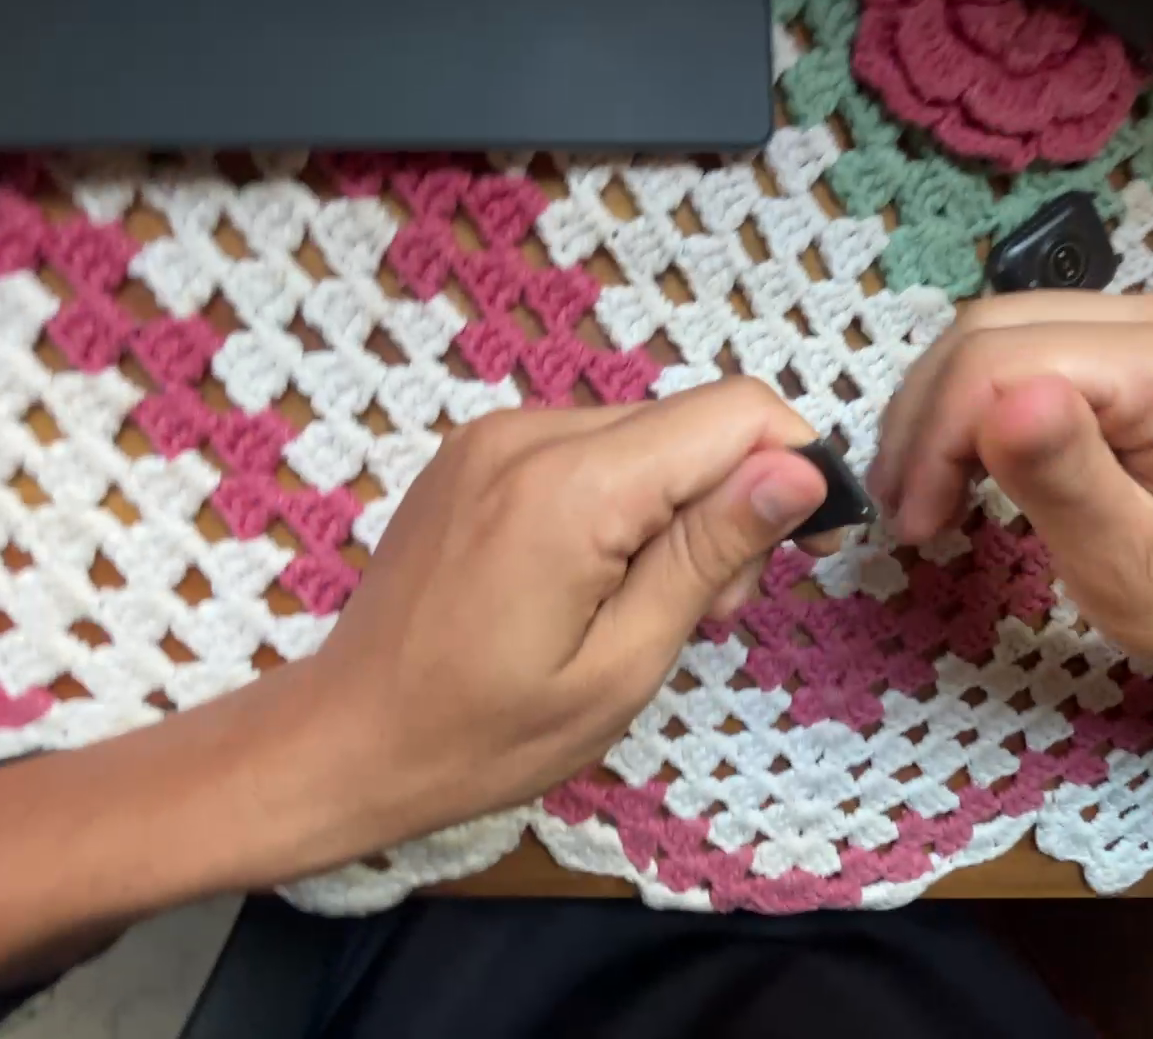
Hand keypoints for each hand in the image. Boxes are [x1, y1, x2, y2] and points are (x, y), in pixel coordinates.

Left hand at [309, 377, 829, 848]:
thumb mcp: (623, 664)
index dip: (798, 462)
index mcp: (573, 486)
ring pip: (652, 436)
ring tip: (653, 601)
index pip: (735, 413)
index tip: (813, 543)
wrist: (339, 739)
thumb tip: (800, 470)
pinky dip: (632, 499)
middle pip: (695, 423)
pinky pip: (598, 448)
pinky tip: (606, 570)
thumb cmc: (485, 734)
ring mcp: (500, 432)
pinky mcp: (485, 448)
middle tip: (715, 607)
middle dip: (736, 501)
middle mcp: (533, 429)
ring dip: (684, 506)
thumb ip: (710, 553)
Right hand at [870, 291, 1152, 676]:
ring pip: (989, 334)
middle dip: (925, 422)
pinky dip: (964, 404)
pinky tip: (952, 458)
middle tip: (901, 508)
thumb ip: (1072, 483)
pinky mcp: (1123, 337)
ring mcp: (1147, 318)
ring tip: (915, 490)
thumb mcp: (1135, 570)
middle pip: (990, 333)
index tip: (914, 523)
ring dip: (934, 412)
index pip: (1007, 363)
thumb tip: (1004, 405)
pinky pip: (1012, 348)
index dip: (938, 437)